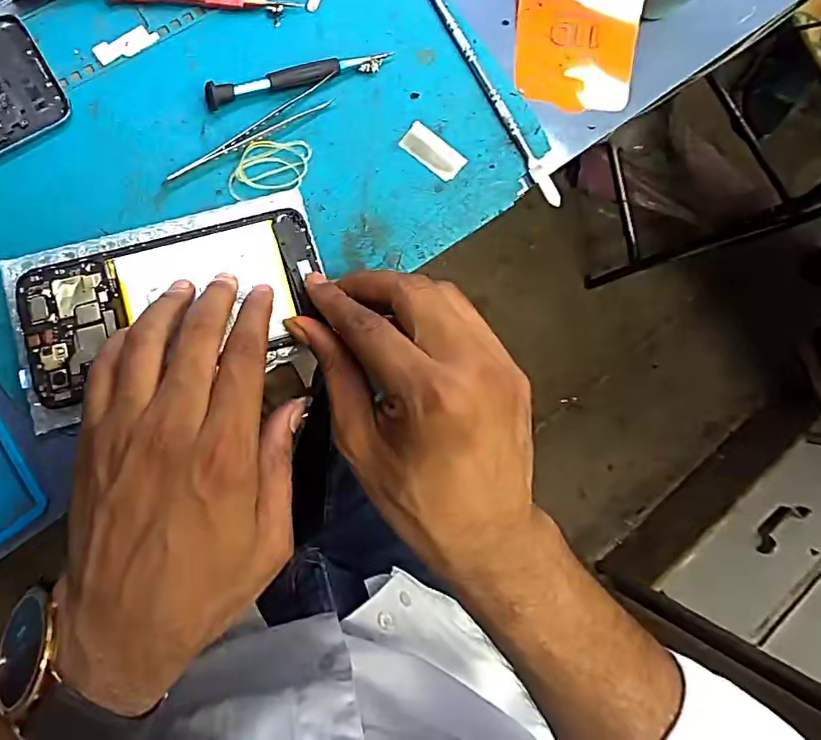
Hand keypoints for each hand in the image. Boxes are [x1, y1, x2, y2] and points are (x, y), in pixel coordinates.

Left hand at [55, 277, 305, 716]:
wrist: (118, 624)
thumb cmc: (202, 587)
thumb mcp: (267, 541)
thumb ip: (279, 465)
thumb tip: (292, 403)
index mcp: (224, 452)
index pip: (242, 360)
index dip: (254, 319)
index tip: (263, 294)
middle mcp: (173, 426)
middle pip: (195, 340)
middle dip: (215, 300)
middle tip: (227, 279)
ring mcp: (126, 427)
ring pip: (147, 343)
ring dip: (167, 306)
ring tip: (184, 287)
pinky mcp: (94, 436)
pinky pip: (105, 369)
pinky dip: (123, 338)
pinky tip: (137, 326)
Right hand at [288, 271, 542, 583]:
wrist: (493, 537)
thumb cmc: (418, 504)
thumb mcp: (361, 443)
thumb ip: (336, 373)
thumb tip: (309, 326)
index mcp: (430, 392)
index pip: (371, 326)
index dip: (335, 302)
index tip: (312, 288)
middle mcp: (471, 364)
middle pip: (413, 292)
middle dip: (368, 283)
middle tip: (338, 293)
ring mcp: (499, 361)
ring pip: (444, 293)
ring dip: (400, 290)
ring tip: (368, 305)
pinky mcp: (511, 365)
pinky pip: (464, 315)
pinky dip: (429, 308)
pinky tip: (406, 325)